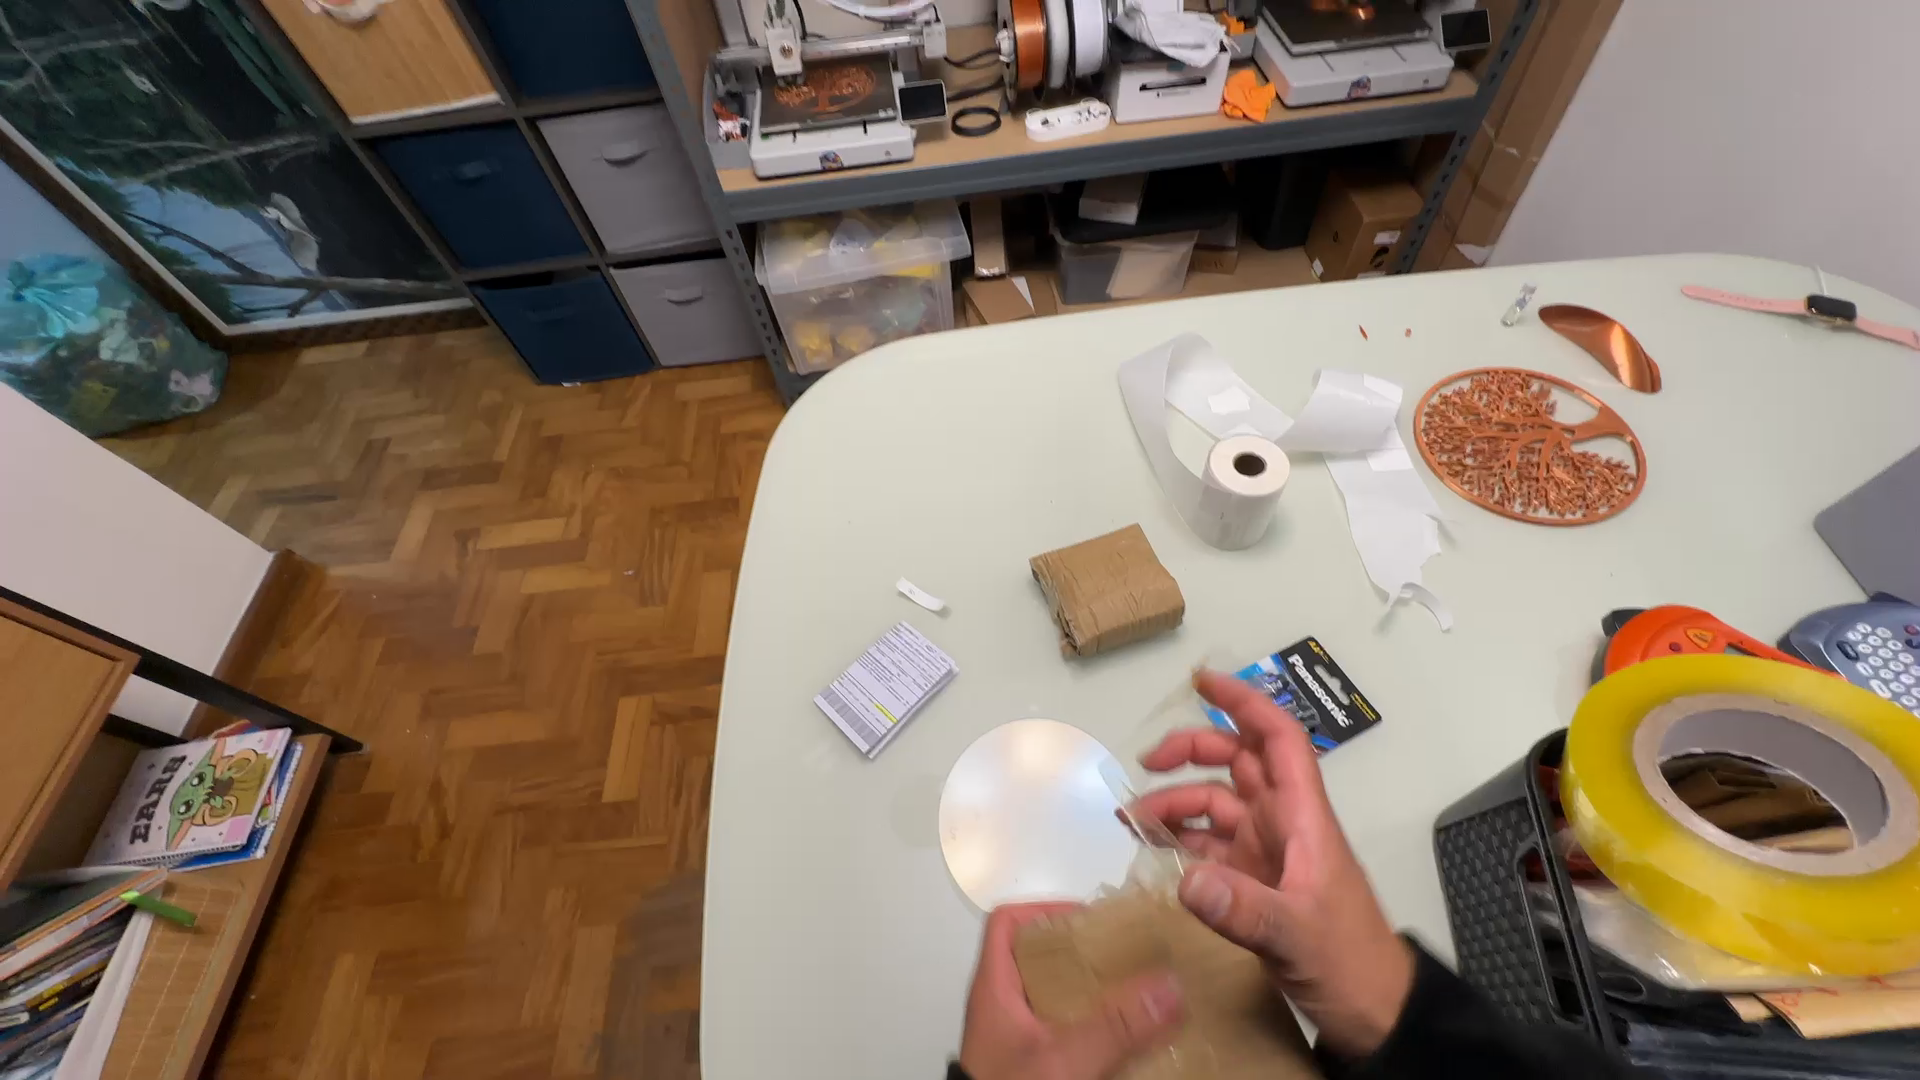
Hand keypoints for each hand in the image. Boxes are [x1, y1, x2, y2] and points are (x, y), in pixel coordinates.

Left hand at [958, 902, 1183, 1079]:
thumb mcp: (1065, 1062)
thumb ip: (1116, 1026)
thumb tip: (1171, 983)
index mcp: (995, 988)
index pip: (1006, 923)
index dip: (1044, 910)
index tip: (1089, 922)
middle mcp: (1003, 1007)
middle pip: (1039, 958)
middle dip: (1084, 956)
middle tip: (1128, 960)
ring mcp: (1016, 1041)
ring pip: (1056, 1000)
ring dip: (1093, 997)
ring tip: (1137, 995)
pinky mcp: (1031, 1070)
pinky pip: (1063, 1036)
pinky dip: (1092, 1033)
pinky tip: (1127, 1044)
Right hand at [1130, 670, 1413, 1059]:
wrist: (1373, 1015)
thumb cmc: (1350, 962)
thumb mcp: (1297, 935)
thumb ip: (1243, 908)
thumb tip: (1185, 879)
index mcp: (1301, 813)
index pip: (1276, 738)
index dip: (1243, 703)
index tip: (1202, 682)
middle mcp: (1280, 819)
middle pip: (1234, 760)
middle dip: (1190, 751)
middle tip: (1147, 762)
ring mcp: (1263, 847)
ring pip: (1213, 801)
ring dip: (1173, 803)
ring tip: (1132, 819)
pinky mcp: (1249, 877)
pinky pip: (1206, 842)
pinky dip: (1177, 838)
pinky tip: (1150, 846)